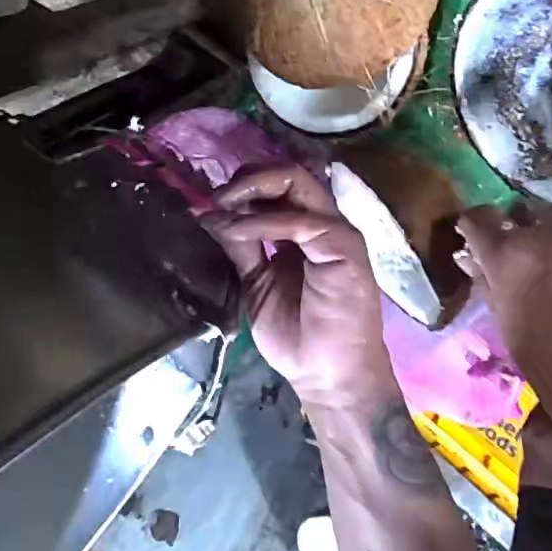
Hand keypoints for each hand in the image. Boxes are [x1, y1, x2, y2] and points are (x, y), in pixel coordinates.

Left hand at [202, 164, 395, 412]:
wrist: (327, 375)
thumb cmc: (297, 334)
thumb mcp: (257, 282)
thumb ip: (244, 246)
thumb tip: (212, 214)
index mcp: (304, 229)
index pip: (277, 187)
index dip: (244, 186)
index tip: (208, 202)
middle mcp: (322, 222)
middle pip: (288, 175)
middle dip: (247, 178)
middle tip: (215, 196)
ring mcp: (336, 231)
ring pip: (297, 181)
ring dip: (252, 188)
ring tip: (221, 205)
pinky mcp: (344, 246)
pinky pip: (299, 220)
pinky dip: (262, 221)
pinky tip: (236, 229)